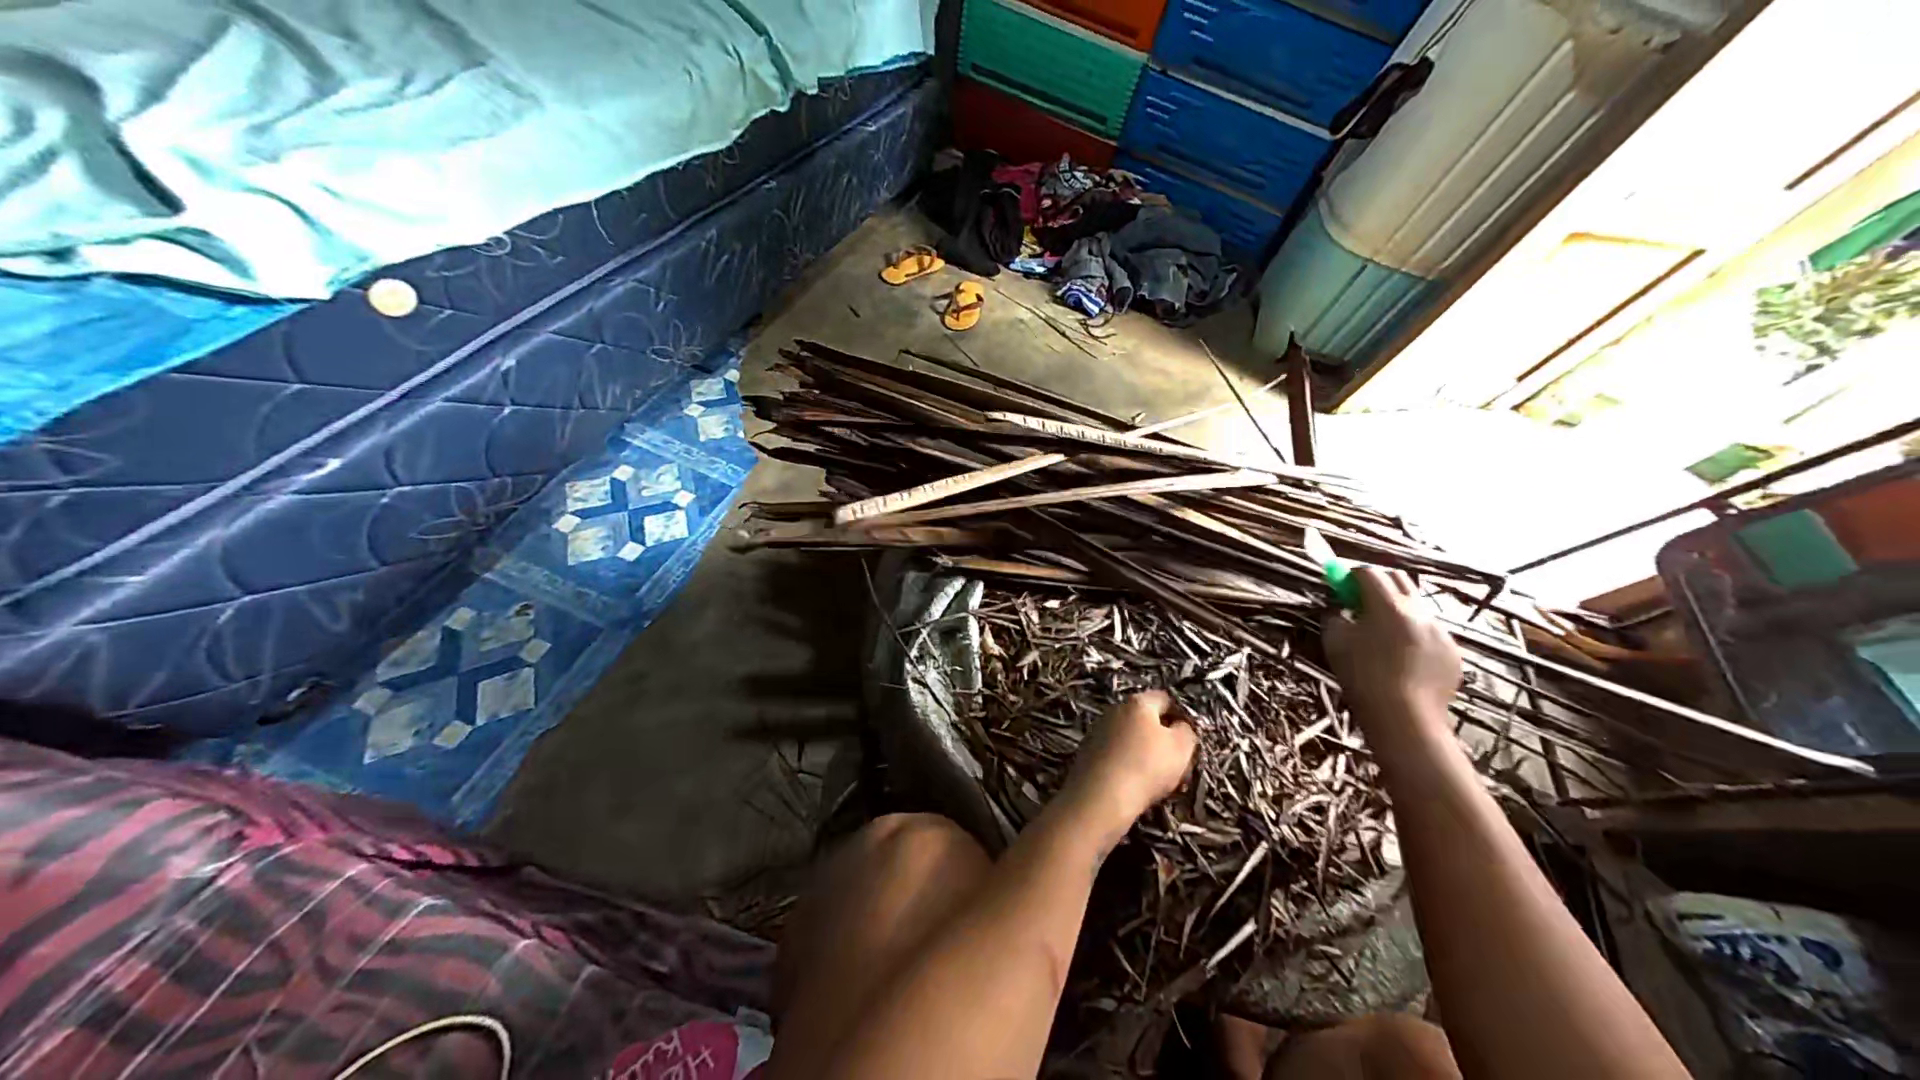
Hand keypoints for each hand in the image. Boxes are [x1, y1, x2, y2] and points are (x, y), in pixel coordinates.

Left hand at [1057, 691, 1197, 842]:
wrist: (1100, 798)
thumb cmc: (1146, 767)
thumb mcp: (1181, 748)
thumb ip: (1186, 731)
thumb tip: (1179, 726)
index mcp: (1137, 703)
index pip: (1165, 699)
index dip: (1180, 715)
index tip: (1188, 738)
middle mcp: (1113, 710)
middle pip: (1144, 718)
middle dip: (1160, 736)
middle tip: (1174, 761)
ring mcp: (1096, 731)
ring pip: (1128, 737)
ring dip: (1141, 752)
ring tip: (1155, 778)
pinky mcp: (1085, 753)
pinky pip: (1113, 754)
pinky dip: (1124, 764)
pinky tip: (1132, 784)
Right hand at [1322, 567, 1461, 744]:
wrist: (1405, 718)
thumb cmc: (1363, 678)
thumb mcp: (1335, 643)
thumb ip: (1334, 617)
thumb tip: (1339, 608)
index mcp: (1388, 606)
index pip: (1369, 573)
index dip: (1351, 576)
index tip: (1341, 588)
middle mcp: (1419, 612)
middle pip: (1399, 579)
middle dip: (1378, 584)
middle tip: (1360, 602)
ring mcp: (1440, 632)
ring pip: (1416, 607)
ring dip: (1397, 611)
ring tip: (1382, 637)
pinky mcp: (1453, 652)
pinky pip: (1430, 633)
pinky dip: (1414, 636)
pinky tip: (1403, 660)